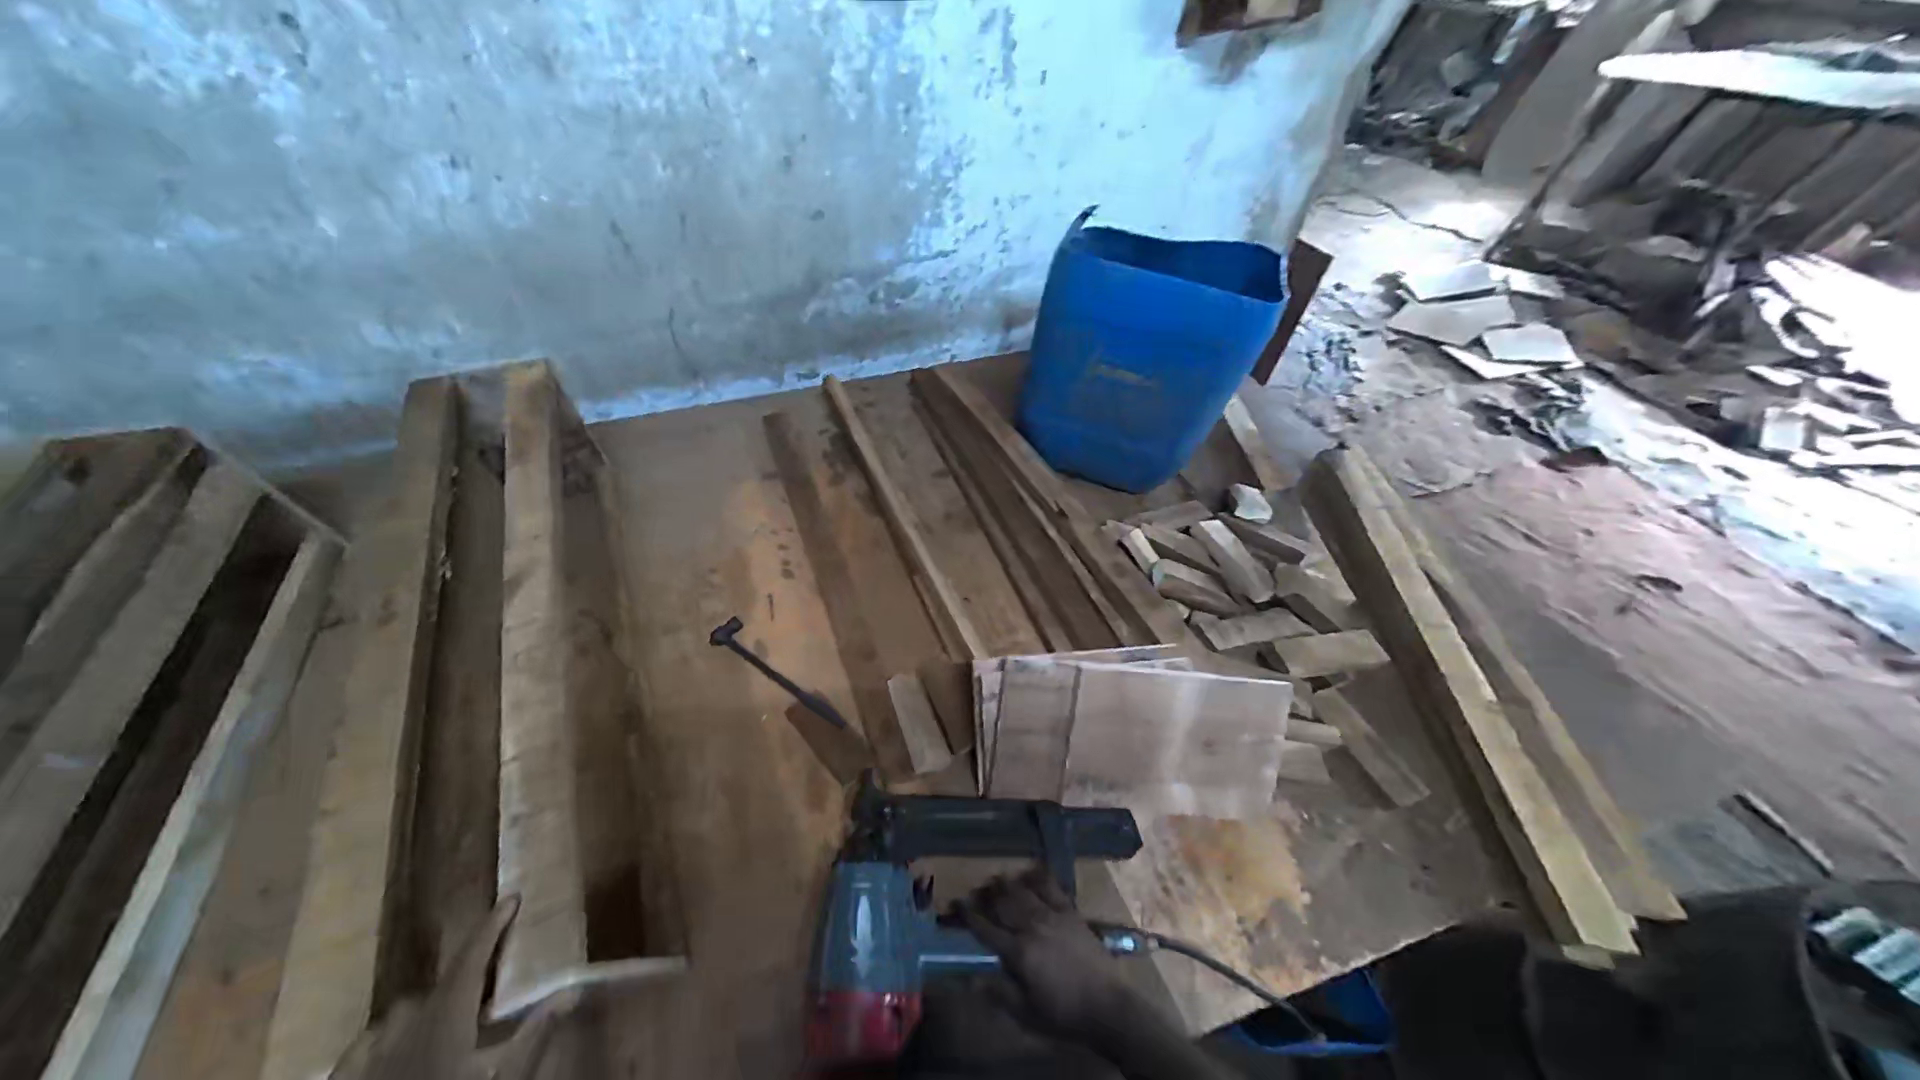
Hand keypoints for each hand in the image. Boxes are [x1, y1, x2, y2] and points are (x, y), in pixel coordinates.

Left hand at [330, 896, 568, 1079]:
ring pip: (405, 1011)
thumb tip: (573, 990)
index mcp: (445, 1014)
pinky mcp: (346, 1075)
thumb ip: (535, 1033)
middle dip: (469, 974)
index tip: (512, 897)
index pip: (472, 957)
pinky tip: (396, 1043)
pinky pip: (367, 1042)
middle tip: (493, 978)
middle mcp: (405, 1022)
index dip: (493, 925)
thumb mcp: (504, 1076)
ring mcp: (369, 1051)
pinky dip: (390, 1033)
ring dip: (434, 1004)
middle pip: (442, 984)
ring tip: (453, 1014)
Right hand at [958, 867, 1138, 1039]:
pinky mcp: (1072, 913)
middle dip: (987, 895)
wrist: (1107, 1006)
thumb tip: (971, 977)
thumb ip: (999, 992)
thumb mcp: (1027, 1013)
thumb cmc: (1064, 1013)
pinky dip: (1040, 877)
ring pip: (1024, 892)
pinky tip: (1033, 870)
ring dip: (1008, 883)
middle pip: (1004, 904)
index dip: (969, 916)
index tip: (956, 904)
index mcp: (1019, 952)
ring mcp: (1053, 916)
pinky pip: (1053, 889)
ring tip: (997, 877)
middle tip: (975, 889)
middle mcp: (1032, 927)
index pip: (987, 929)